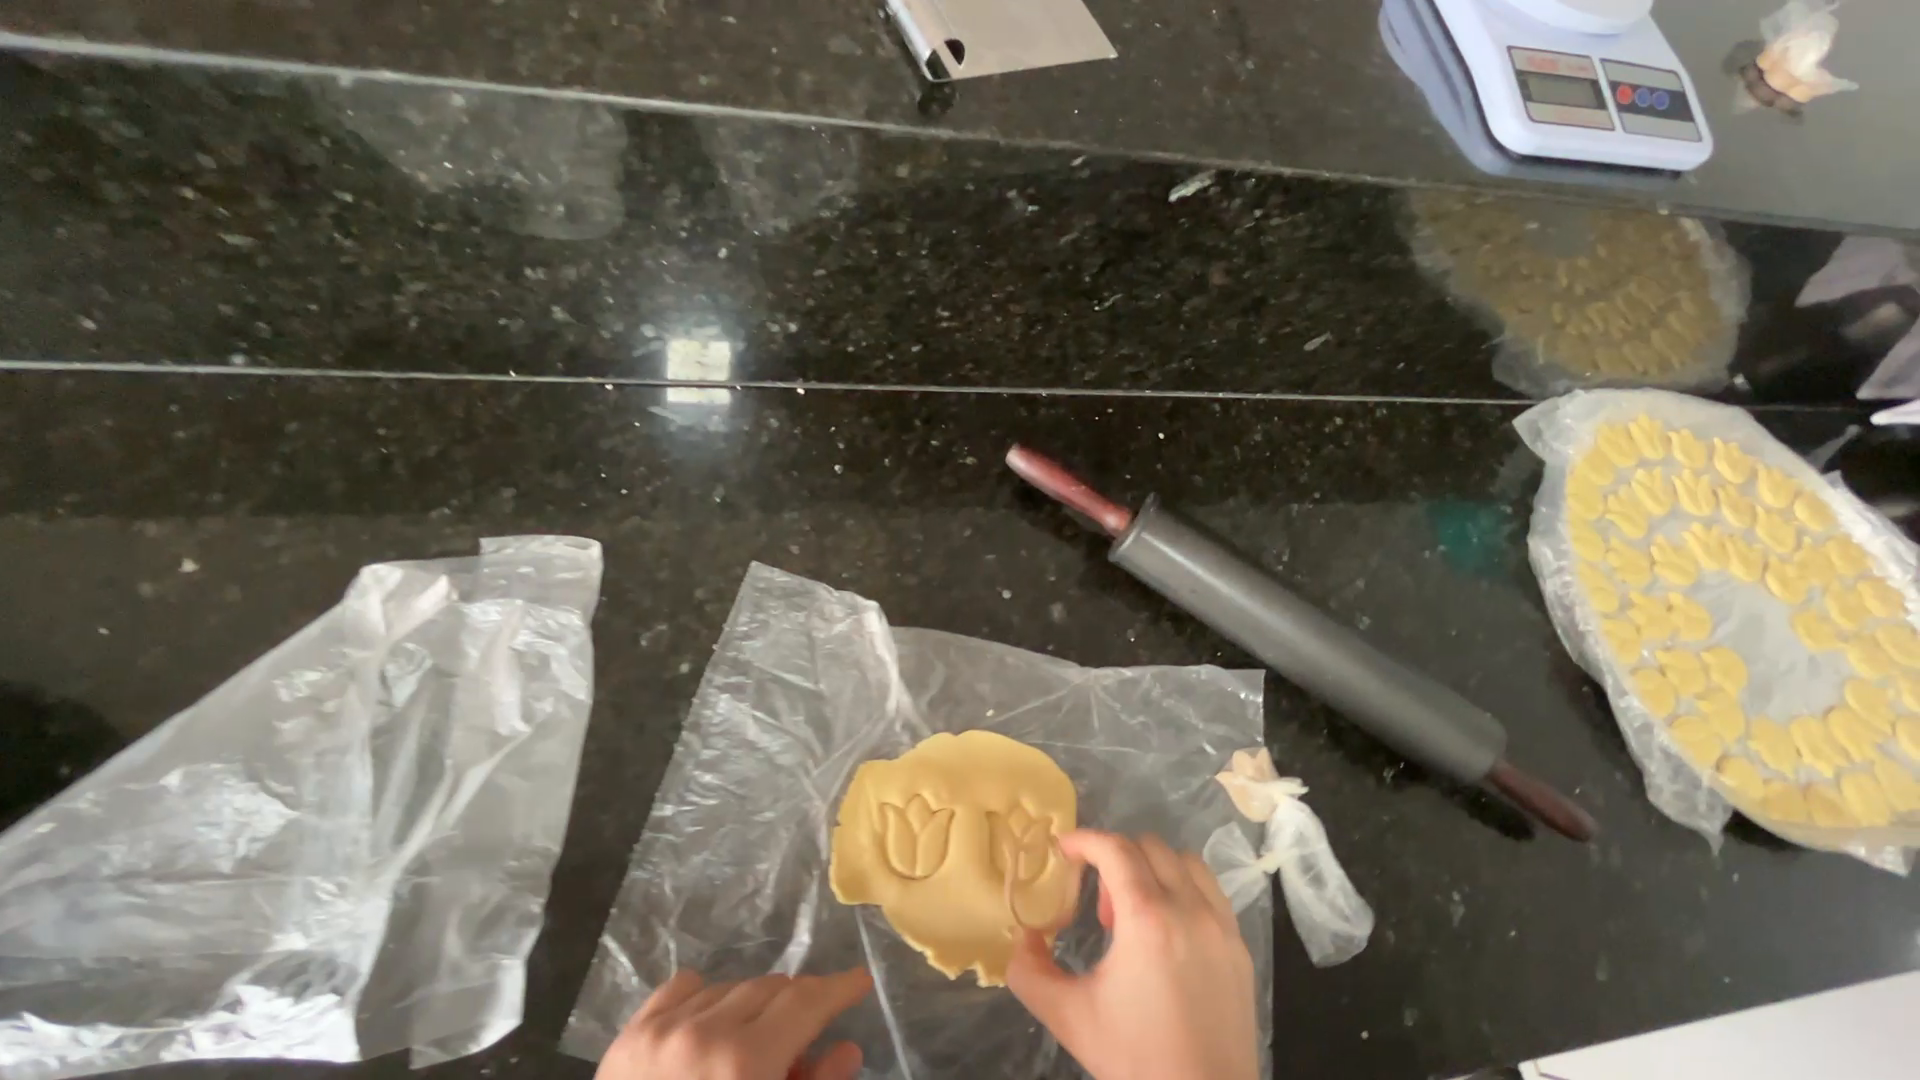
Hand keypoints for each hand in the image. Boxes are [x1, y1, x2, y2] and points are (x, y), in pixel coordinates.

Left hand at [595, 968, 872, 1079]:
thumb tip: (846, 1049)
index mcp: (745, 1062)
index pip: (807, 1001)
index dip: (838, 988)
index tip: (859, 981)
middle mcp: (705, 1034)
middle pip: (771, 988)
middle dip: (794, 1006)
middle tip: (800, 1035)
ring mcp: (663, 1032)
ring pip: (731, 987)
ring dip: (750, 1006)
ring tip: (751, 1040)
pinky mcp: (629, 1037)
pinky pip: (683, 988)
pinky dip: (705, 998)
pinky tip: (709, 1025)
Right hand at [1006, 830, 1257, 1079]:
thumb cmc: (1135, 1058)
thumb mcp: (1067, 1016)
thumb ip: (1030, 969)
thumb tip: (1023, 936)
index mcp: (1148, 918)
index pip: (1115, 849)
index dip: (1084, 840)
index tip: (1063, 851)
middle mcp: (1190, 909)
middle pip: (1149, 847)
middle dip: (1115, 860)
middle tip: (1100, 909)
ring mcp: (1222, 926)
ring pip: (1185, 862)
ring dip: (1153, 870)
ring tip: (1138, 917)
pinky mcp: (1240, 947)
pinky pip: (1211, 892)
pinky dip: (1184, 890)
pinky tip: (1168, 932)